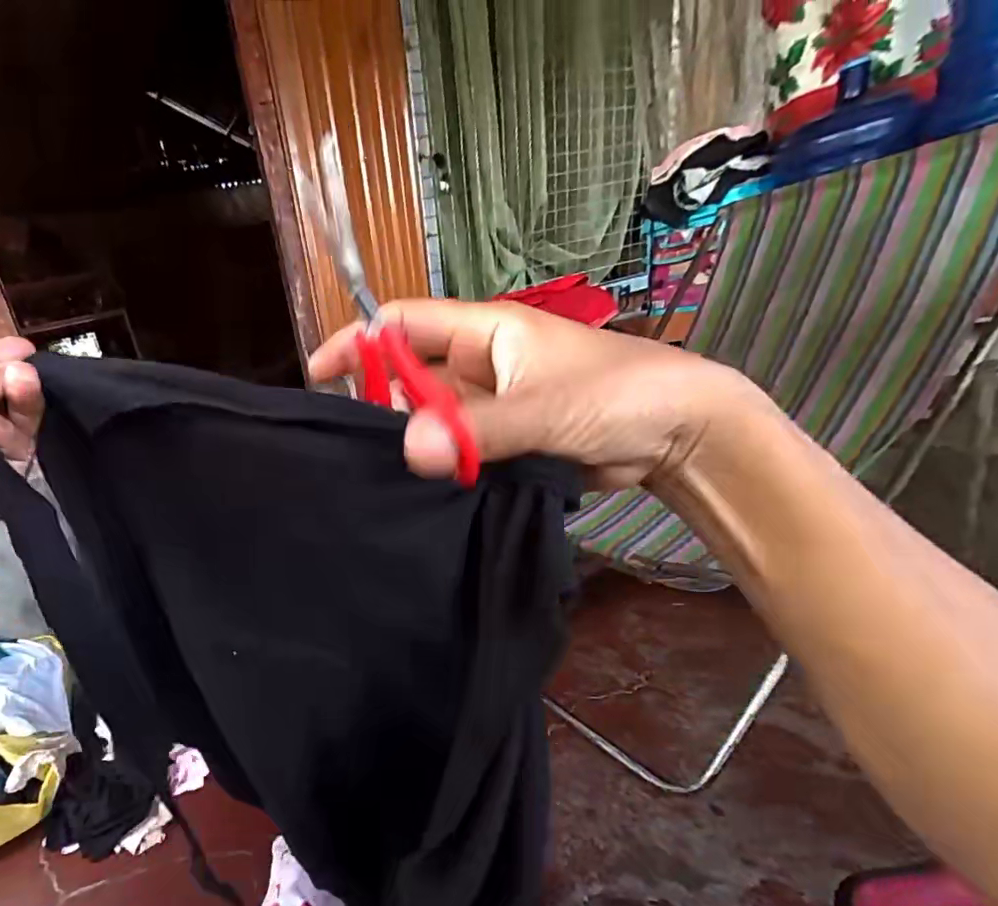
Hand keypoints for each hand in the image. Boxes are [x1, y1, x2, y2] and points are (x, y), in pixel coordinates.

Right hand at [307, 299, 762, 487]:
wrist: (679, 432)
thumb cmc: (618, 394)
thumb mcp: (544, 407)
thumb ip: (478, 429)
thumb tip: (408, 448)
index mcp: (487, 332)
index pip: (406, 323)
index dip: (360, 342)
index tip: (318, 375)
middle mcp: (483, 366)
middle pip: (413, 377)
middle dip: (383, 403)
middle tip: (354, 446)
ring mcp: (496, 407)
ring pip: (437, 420)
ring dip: (415, 441)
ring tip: (378, 474)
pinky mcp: (510, 445)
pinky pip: (463, 451)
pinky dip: (444, 466)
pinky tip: (422, 490)